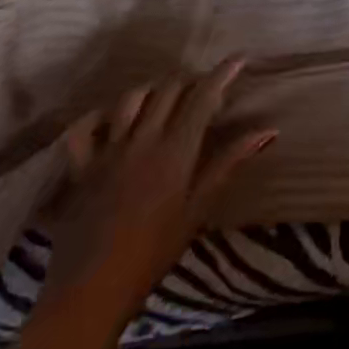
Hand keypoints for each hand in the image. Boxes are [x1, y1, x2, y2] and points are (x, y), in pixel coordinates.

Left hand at [42, 59, 275, 326]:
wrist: (90, 290)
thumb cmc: (154, 251)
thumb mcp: (199, 208)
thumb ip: (229, 163)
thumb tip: (268, 131)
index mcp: (174, 151)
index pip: (201, 99)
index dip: (221, 75)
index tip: (239, 59)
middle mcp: (140, 142)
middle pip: (166, 92)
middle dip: (189, 81)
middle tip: (205, 86)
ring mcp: (105, 154)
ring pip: (128, 101)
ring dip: (150, 91)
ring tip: (165, 95)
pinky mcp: (79, 171)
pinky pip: (82, 131)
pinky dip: (98, 116)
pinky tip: (110, 117)